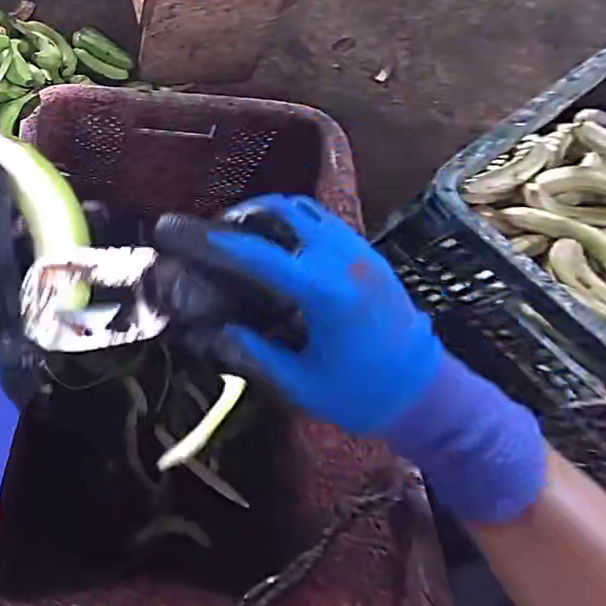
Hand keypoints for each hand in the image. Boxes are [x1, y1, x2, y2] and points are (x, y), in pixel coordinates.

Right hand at [154, 194, 546, 522]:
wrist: (433, 397)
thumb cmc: (364, 396)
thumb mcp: (301, 384)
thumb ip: (253, 353)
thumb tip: (208, 331)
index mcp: (325, 292)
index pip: (252, 252)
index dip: (206, 240)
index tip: (172, 230)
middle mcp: (343, 259)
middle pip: (279, 212)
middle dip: (237, 216)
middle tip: (209, 233)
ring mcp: (360, 251)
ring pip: (302, 209)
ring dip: (264, 213)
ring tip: (238, 233)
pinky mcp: (369, 253)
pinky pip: (320, 220)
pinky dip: (289, 220)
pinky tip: (275, 244)